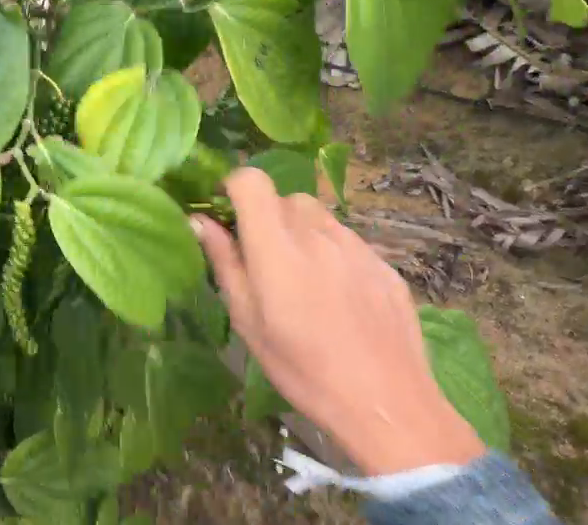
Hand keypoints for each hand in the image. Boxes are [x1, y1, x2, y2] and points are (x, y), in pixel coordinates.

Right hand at [193, 168, 485, 477]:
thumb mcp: (246, 319)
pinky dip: (333, 253)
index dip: (234, 188)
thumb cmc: (303, 367)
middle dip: (268, 216)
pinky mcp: (385, 266)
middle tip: (264, 257)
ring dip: (301, 232)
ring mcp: (357, 248)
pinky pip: (348, 242)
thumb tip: (199, 220)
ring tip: (303, 277)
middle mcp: (317, 235)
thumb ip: (223, 261)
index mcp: (277, 246)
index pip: (252, 180)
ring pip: (318, 216)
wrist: (388, 407)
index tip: (228, 215)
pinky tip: (337, 296)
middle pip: (284, 198)